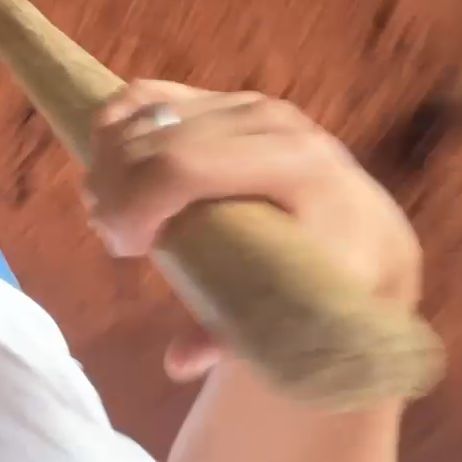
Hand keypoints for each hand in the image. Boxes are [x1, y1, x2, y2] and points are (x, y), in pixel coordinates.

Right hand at [85, 81, 421, 381]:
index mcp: (296, 163)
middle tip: (113, 238)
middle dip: (110, 195)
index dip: (130, 207)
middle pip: (144, 146)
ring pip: (133, 121)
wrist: (357, 229)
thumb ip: (230, 337)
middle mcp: (269, 121)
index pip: (177, 167)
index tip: (125, 249)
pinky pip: (139, 97)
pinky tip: (109, 164)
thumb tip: (178, 364)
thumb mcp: (292, 311)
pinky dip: (109, 127)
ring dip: (104, 169)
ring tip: (112, 210)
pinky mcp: (216, 98)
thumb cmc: (321, 278)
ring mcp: (241, 104)